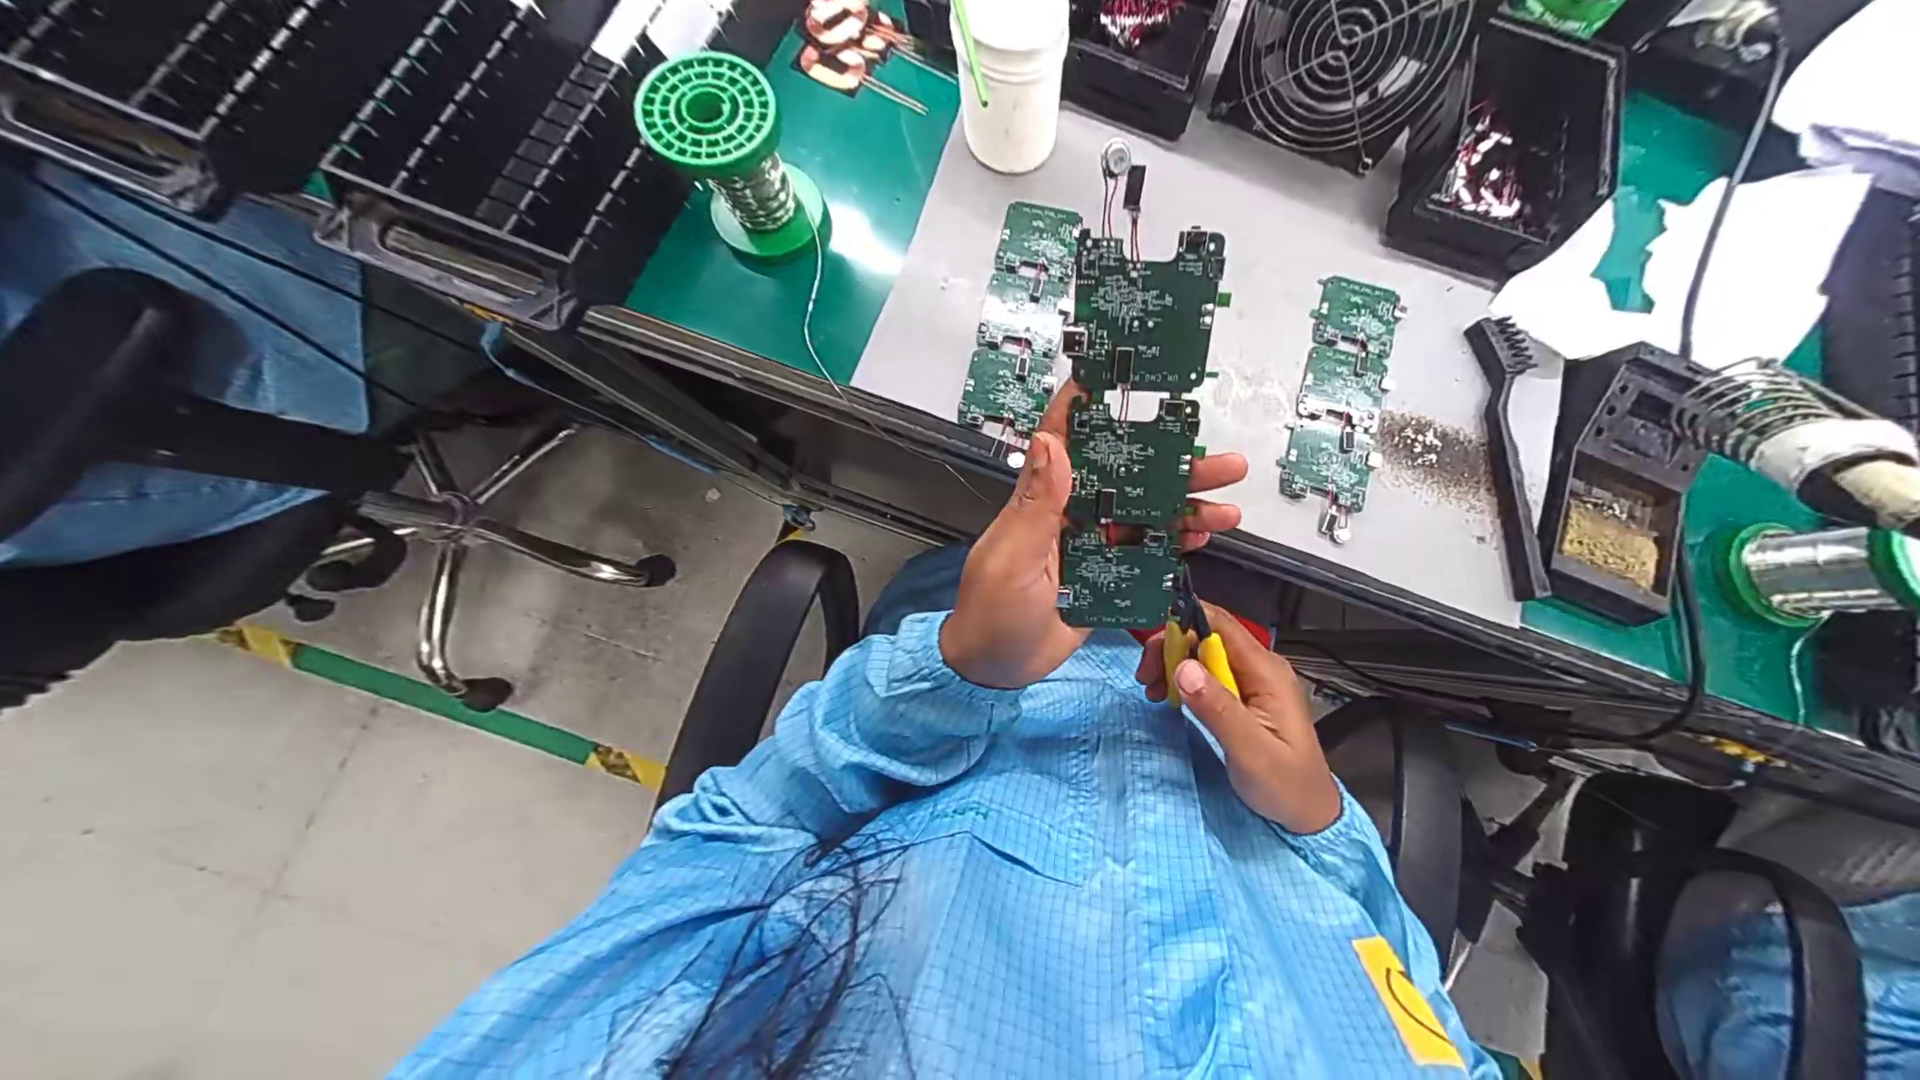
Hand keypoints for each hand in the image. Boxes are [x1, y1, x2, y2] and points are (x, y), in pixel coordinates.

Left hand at [940, 382, 1248, 688]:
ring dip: (1182, 506)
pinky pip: (1144, 552)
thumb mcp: (1012, 557)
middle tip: (1215, 459)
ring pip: (1142, 514)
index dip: (1089, 409)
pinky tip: (1200, 535)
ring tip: (1224, 502)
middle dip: (1168, 466)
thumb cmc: (990, 612)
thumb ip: (1037, 505)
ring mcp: (1089, 546)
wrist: (995, 667)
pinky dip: (1172, 542)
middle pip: (1123, 478)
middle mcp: (1068, 516)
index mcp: (1039, 502)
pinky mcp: (1105, 575)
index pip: (1064, 442)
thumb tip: (1051, 443)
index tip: (1119, 379)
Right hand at [1135, 602, 1339, 833]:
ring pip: (1199, 651)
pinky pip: (1203, 671)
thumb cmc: (1286, 786)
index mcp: (1265, 671)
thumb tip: (1184, 669)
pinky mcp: (1239, 694)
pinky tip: (1168, 697)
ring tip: (1153, 691)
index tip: (1152, 653)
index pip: (1219, 624)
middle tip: (1146, 678)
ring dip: (1170, 663)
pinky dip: (1179, 678)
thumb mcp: (1250, 752)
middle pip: (1204, 634)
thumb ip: (1218, 709)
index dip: (1181, 625)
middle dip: (1168, 647)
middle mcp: (1258, 666)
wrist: (1308, 814)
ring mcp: (1249, 679)